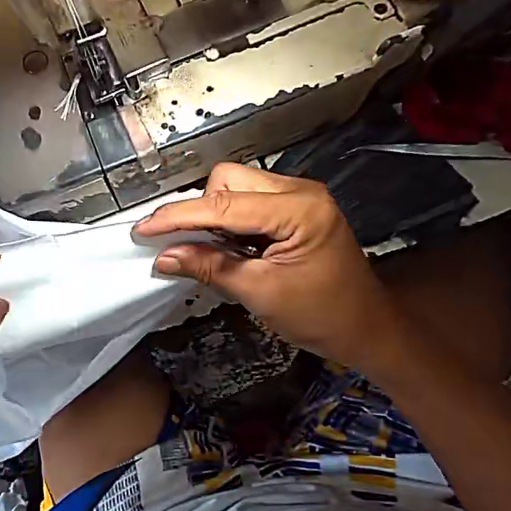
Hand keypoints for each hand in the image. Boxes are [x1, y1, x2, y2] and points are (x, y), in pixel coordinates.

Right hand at [131, 163, 403, 370]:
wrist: (366, 328)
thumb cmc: (322, 315)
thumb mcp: (259, 293)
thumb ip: (209, 267)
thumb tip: (165, 256)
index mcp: (299, 210)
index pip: (223, 205)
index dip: (178, 217)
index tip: (144, 229)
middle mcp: (300, 192)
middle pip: (227, 181)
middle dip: (200, 211)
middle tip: (184, 246)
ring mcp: (298, 198)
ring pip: (234, 188)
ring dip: (212, 216)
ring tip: (209, 250)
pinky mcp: (293, 209)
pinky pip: (246, 202)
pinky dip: (227, 222)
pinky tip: (226, 247)